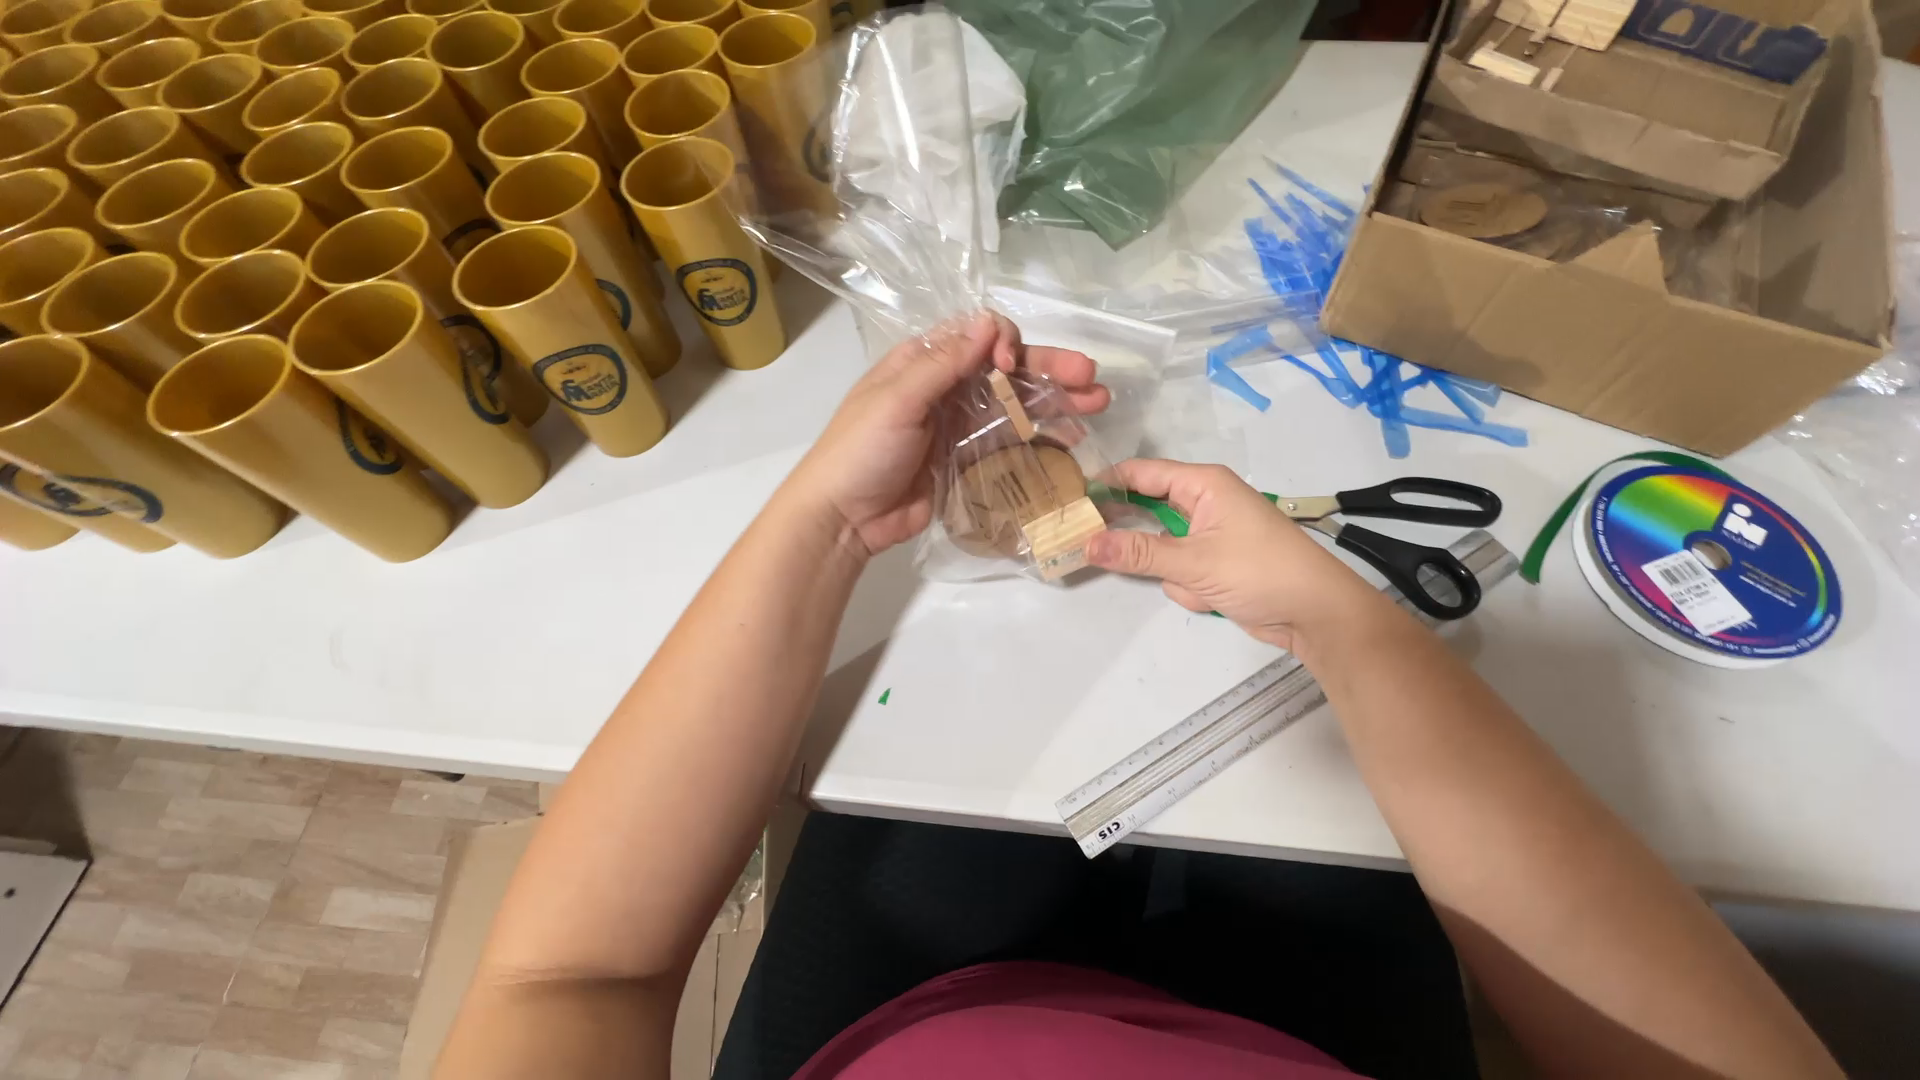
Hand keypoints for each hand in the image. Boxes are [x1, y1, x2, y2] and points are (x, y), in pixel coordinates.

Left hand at [786, 312, 1110, 557]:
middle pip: (1005, 369)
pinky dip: (1039, 437)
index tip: (1010, 365)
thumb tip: (989, 323)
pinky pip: (1008, 441)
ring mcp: (957, 425)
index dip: (1004, 342)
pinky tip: (1071, 439)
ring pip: (1013, 404)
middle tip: (1092, 378)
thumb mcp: (897, 399)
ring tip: (1097, 404)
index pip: (976, 335)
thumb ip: (943, 364)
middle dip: (1049, 369)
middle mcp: (944, 387)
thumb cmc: (861, 450)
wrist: (844, 518)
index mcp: (921, 362)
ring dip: (1054, 401)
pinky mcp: (966, 460)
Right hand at [1085, 460, 1384, 651]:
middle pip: (1147, 509)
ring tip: (1186, 582)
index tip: (1068, 499)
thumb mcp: (1194, 562)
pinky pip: (1180, 569)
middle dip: (1127, 531)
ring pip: (1161, 547)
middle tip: (1085, 542)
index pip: (1141, 473)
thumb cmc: (1261, 572)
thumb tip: (1086, 543)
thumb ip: (1138, 553)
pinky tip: (1209, 598)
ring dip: (1168, 569)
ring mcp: (1210, 535)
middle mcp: (1204, 502)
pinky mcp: (1214, 564)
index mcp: (1203, 484)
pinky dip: (1187, 586)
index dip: (1105, 483)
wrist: (1317, 614)